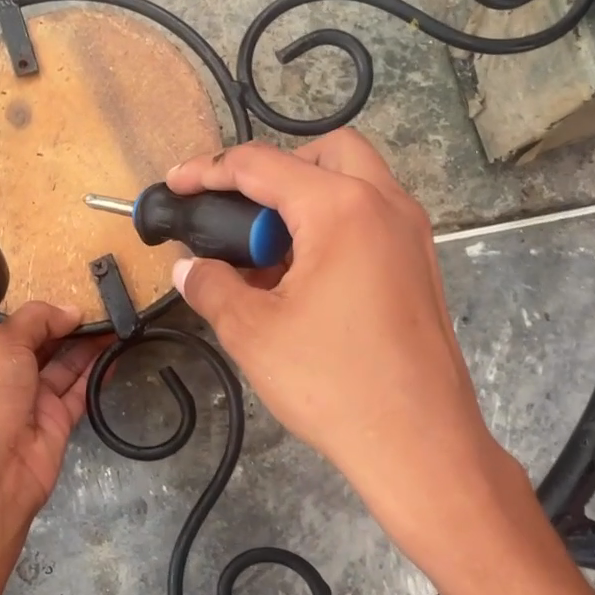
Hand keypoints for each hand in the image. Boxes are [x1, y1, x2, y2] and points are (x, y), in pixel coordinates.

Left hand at [0, 301, 108, 524]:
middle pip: (41, 346)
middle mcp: (5, 378)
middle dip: (67, 328)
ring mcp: (32, 401)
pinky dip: (96, 375)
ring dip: (87, 347)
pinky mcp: (56, 422)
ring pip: (63, 367)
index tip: (67, 298)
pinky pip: (79, 393)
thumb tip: (69, 312)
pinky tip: (114, 356)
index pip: (11, 328)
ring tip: (114, 326)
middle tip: (99, 310)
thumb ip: (36, 320)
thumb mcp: (3, 342)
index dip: (37, 314)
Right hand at [165, 129, 520, 559]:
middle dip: (271, 173)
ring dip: (304, 202)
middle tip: (237, 218)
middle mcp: (385, 205)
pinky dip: (330, 229)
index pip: (262, 166)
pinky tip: (300, 282)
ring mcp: (412, 235)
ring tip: (263, 259)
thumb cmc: (332, 381)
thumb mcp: (252, 333)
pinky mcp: (420, 266)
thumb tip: (187, 269)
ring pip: (353, 185)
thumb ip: (212, 287)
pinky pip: (370, 221)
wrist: (416, 441)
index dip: (208, 171)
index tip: (174, 186)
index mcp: (341, 208)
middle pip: (323, 153)